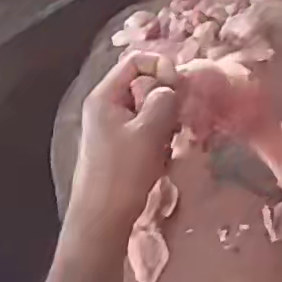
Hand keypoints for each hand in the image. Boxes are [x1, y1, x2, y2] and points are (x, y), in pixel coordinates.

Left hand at [68, 53, 179, 228]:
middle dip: (166, 97)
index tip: (179, 88)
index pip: (135, 61)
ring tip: (170, 143)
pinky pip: (146, 130)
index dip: (161, 66)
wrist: (102, 220)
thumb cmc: (123, 173)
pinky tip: (163, 158)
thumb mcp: (149, 132)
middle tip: (178, 118)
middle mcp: (106, 107)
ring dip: (165, 121)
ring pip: (147, 109)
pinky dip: (159, 138)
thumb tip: (170, 88)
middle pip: (142, 84)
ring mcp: (112, 128)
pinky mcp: (120, 148)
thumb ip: (163, 101)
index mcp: (105, 97)